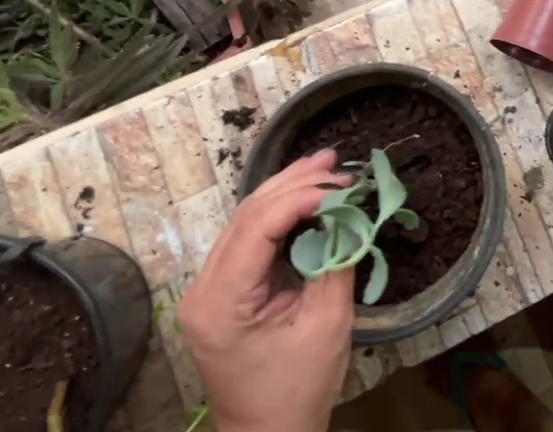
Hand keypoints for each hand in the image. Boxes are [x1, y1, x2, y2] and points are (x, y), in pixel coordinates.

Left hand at [180, 150, 353, 431]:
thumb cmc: (299, 388)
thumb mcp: (327, 324)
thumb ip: (336, 261)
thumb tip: (349, 214)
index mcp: (221, 301)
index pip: (258, 227)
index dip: (300, 197)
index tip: (342, 187)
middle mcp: (203, 288)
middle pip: (247, 215)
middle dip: (294, 183)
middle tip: (336, 163)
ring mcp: (207, 288)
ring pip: (245, 220)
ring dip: (286, 191)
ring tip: (324, 166)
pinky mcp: (221, 290)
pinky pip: (249, 238)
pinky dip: (280, 213)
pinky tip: (306, 195)